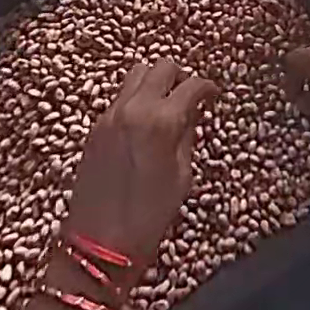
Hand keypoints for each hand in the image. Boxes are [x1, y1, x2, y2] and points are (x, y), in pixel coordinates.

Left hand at [63, 59, 216, 271]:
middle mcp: (134, 108)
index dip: (207, 87)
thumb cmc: (149, 215)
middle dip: (180, 76)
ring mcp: (111, 114)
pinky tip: (144, 121)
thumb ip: (187, 135)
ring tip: (165, 104)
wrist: (98, 242)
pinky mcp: (96, 126)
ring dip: (155, 81)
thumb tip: (192, 112)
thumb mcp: (182, 175)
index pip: (192, 86)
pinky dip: (136, 98)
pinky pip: (120, 96)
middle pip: (161, 67)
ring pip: (136, 74)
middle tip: (189, 96)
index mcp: (161, 120)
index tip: (213, 94)